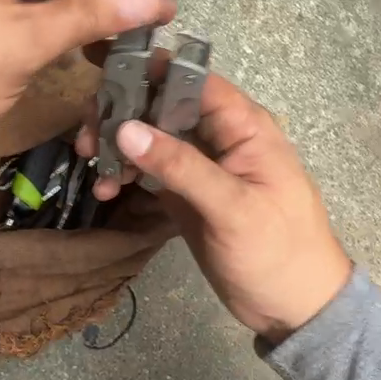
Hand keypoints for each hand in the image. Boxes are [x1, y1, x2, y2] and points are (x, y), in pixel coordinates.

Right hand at [77, 73, 351, 341]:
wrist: (293, 309)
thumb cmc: (278, 252)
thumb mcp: (233, 207)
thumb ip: (181, 166)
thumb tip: (126, 128)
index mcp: (243, 126)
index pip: (192, 79)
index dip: (150, 70)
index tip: (102, 73)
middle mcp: (218, 135)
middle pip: (162, 102)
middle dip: (122, 110)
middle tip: (87, 131)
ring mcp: (198, 163)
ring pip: (149, 134)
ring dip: (116, 142)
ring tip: (87, 158)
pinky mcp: (183, 191)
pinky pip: (146, 168)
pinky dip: (123, 172)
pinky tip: (105, 188)